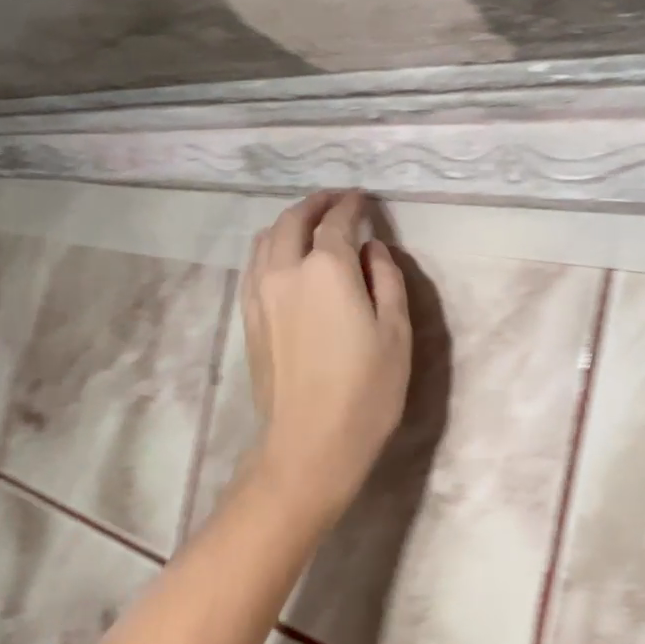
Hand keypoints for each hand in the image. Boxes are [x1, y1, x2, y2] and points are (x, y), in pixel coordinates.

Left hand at [242, 191, 411, 517]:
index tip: (364, 199)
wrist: (309, 444)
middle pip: (294, 221)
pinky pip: (255, 266)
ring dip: (290, 223)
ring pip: (267, 240)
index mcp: (326, 269)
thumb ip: (385, 280)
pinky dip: (271, 249)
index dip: (352, 205)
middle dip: (317, 204)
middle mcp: (284, 271)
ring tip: (311, 225)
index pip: (337, 222)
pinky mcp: (249, 319)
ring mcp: (259, 295)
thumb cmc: (366, 392)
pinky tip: (284, 259)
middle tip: (337, 201)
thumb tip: (371, 250)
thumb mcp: (396, 333)